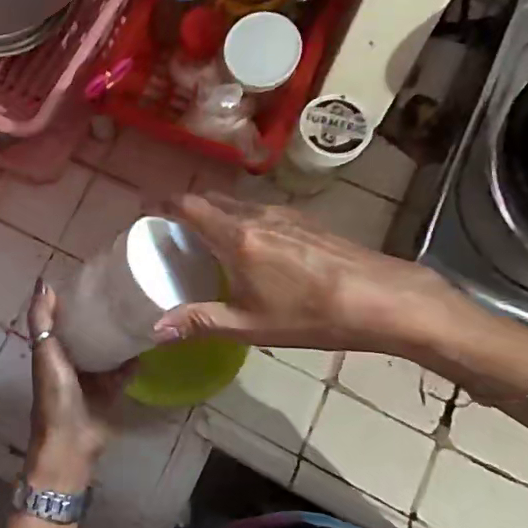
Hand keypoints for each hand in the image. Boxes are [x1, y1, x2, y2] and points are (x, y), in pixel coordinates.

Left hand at [25, 279, 131, 493]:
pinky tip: (150, 340)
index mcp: (52, 349)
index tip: (95, 274)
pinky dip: (136, 357)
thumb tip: (44, 282)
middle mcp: (73, 359)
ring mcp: (94, 376)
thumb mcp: (45, 353)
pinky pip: (126, 368)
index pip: (64, 317)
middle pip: (89, 330)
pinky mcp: (112, 389)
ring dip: (121, 333)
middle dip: (103, 313)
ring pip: (109, 347)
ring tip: (141, 309)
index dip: (75, 297)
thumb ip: (42, 321)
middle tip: (125, 288)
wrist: (72, 442)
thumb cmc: (55, 396)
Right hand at [154, 193, 463, 355]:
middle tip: (173, 232)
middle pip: (212, 199)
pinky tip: (253, 249)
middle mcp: (257, 216)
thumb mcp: (250, 325)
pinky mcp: (306, 220)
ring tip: (208, 241)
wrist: (380, 298)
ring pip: (238, 204)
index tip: (147, 212)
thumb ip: (201, 321)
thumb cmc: (311, 315)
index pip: (189, 205)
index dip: (163, 203)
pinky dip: (243, 220)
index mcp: (237, 238)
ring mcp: (285, 214)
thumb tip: (157, 328)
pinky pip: (261, 211)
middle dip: (188, 208)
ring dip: (217, 214)